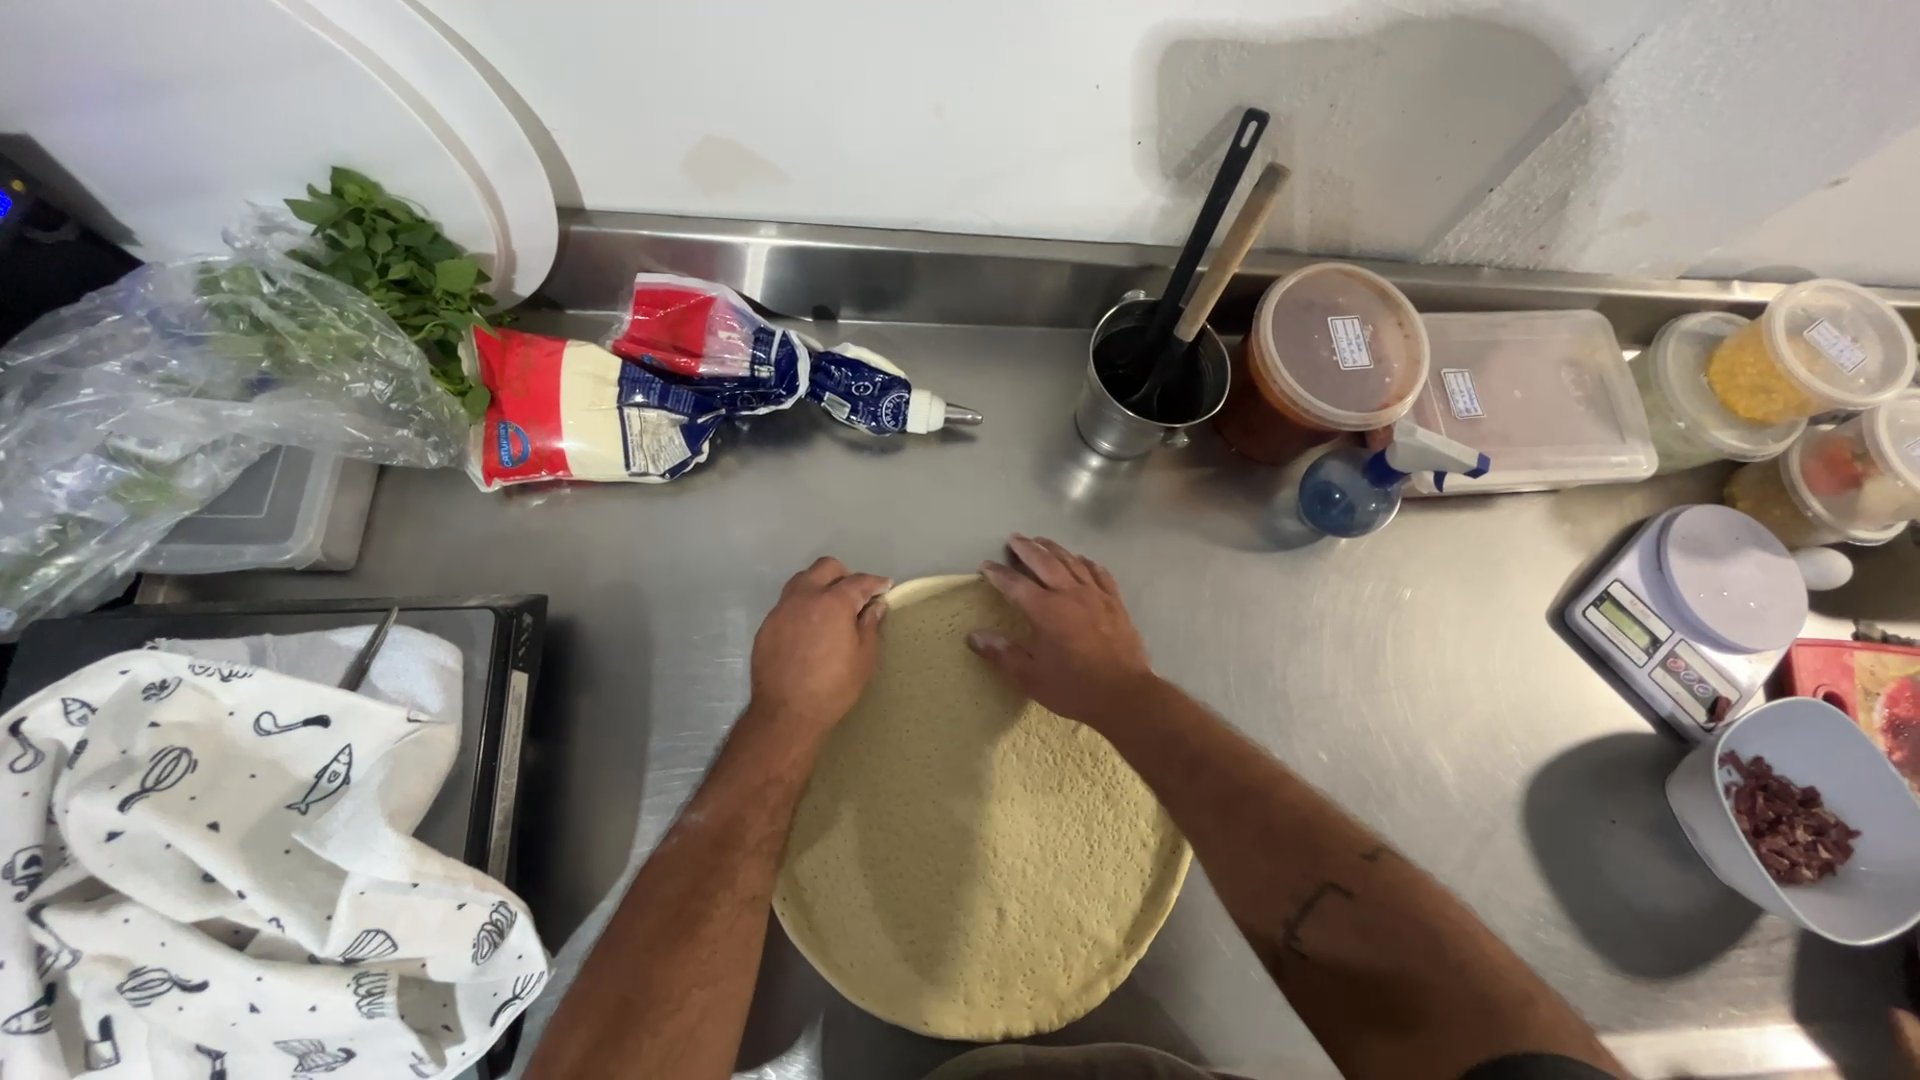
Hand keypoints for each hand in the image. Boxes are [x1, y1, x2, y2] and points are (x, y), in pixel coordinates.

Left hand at [750, 557, 890, 733]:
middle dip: (844, 575)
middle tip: (856, 596)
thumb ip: (870, 625)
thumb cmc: (833, 687)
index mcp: (833, 602)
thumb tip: (875, 606)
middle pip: (826, 568)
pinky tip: (809, 630)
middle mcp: (805, 597)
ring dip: (820, 586)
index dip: (875, 583)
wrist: (786, 713)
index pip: (859, 581)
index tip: (885, 586)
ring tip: (830, 608)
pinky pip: (788, 604)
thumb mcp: (864, 658)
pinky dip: (803, 607)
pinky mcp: (767, 625)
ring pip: (802, 581)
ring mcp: (782, 609)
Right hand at [968, 535, 1158, 729]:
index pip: (1015, 585)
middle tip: (1014, 538)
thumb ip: (1003, 654)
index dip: (998, 574)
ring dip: (1054, 549)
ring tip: (1042, 541)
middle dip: (1027, 548)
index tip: (985, 565)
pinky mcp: (1115, 603)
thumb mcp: (1031, 677)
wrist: (1125, 695)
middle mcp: (1070, 595)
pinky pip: (1100, 574)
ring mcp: (1096, 596)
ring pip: (1072, 562)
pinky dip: (1087, 563)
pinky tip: (1082, 560)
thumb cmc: (1074, 688)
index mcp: (1045, 611)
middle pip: (1045, 562)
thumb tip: (974, 636)